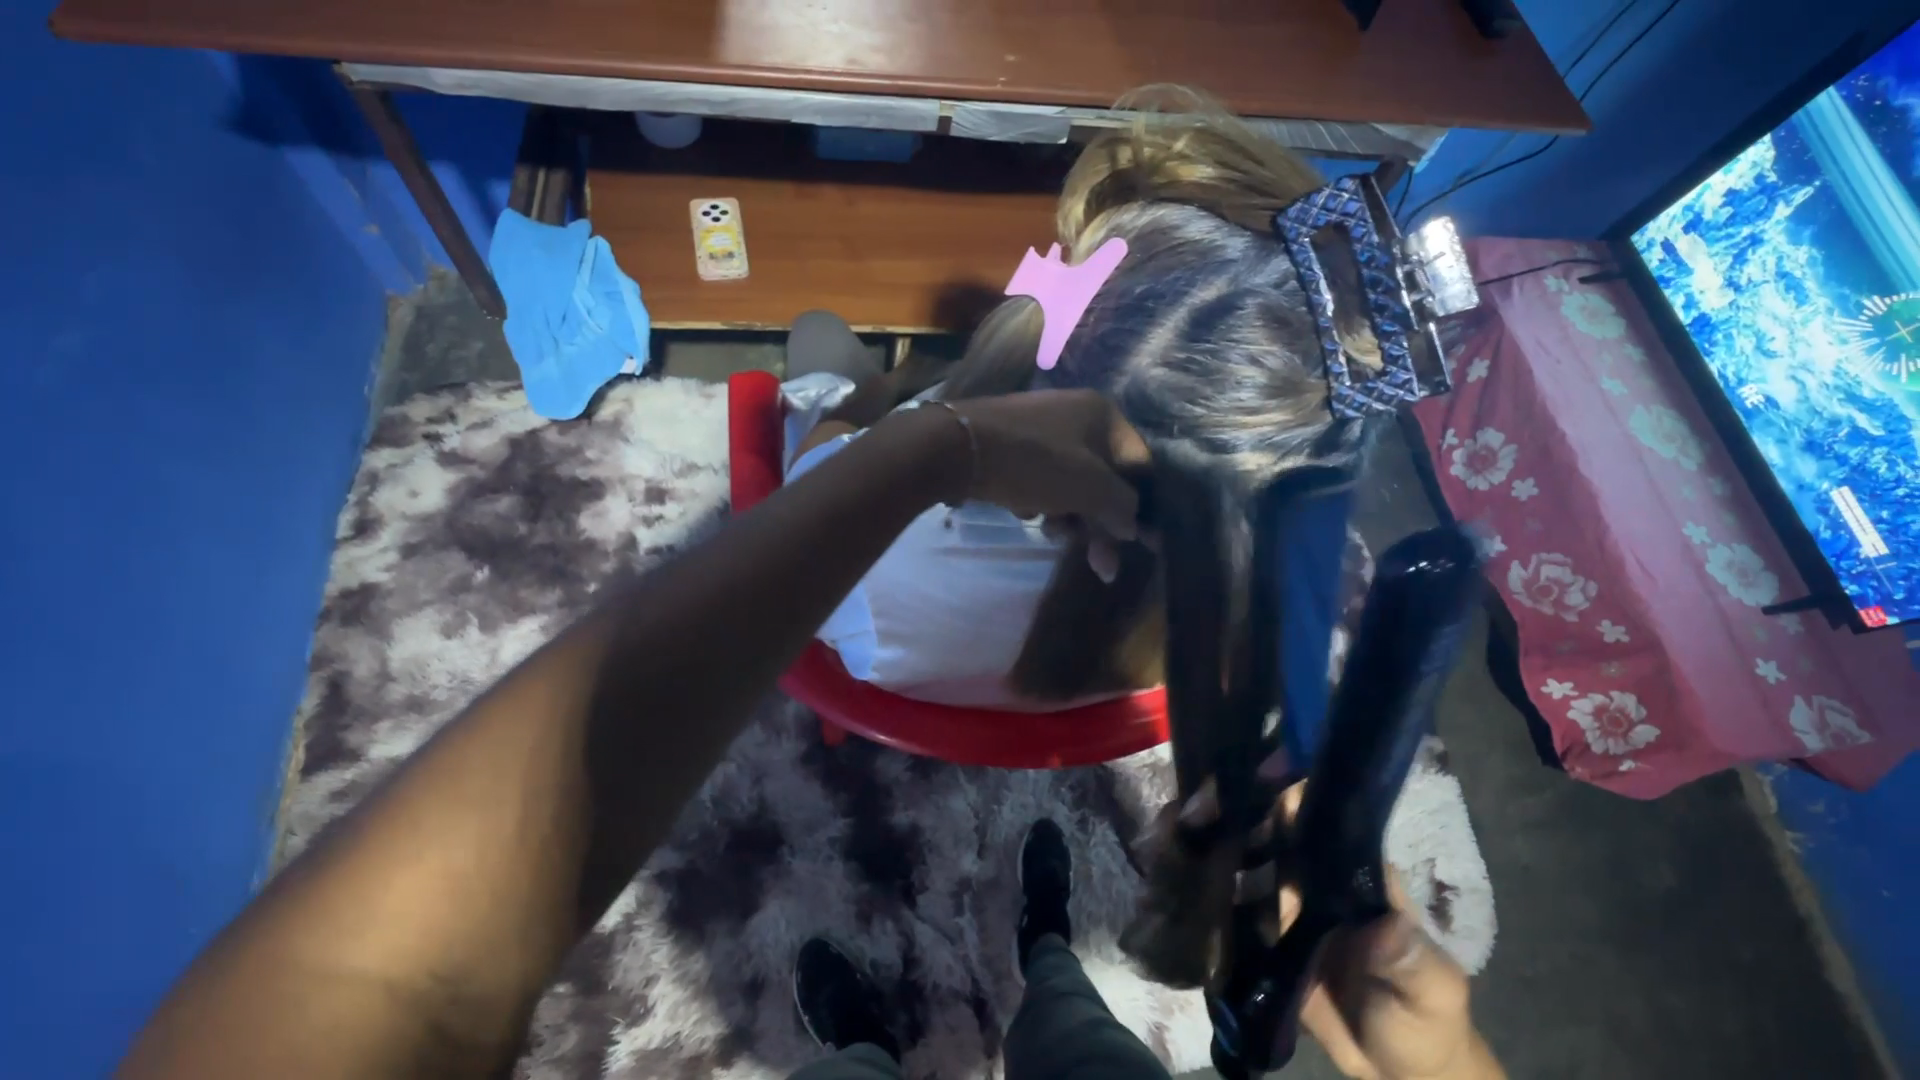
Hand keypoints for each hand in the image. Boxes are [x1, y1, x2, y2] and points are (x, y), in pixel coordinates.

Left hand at [946, 390, 1149, 557]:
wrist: (955, 447)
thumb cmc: (1034, 463)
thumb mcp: (1090, 488)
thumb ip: (1121, 507)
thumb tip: (1133, 526)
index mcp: (1103, 414)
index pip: (1139, 465)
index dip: (1141, 508)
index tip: (1141, 545)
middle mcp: (1076, 415)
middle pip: (1103, 479)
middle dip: (1099, 522)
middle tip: (1100, 565)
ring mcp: (1040, 428)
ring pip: (1070, 484)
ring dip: (1067, 515)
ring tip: (1049, 530)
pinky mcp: (1011, 445)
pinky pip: (1039, 479)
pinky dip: (1038, 499)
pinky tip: (1022, 509)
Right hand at [1130, 782, 1495, 1079]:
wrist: (1398, 1075)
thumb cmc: (1425, 1020)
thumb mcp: (1432, 989)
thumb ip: (1411, 960)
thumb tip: (1385, 926)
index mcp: (1353, 873)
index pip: (1317, 819)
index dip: (1282, 797)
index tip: (1244, 785)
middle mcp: (1312, 880)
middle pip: (1267, 835)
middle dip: (1230, 819)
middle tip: (1189, 816)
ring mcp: (1283, 909)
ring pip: (1241, 868)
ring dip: (1210, 856)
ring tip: (1169, 849)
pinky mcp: (1260, 943)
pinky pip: (1228, 915)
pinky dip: (1204, 905)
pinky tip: (1173, 895)